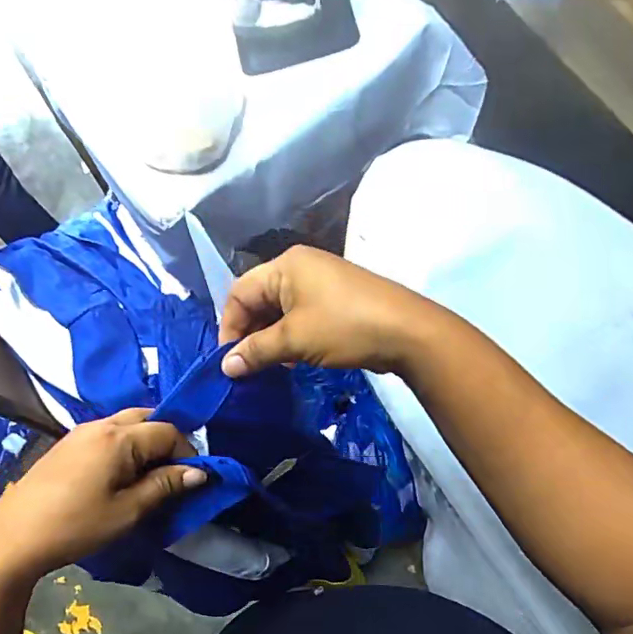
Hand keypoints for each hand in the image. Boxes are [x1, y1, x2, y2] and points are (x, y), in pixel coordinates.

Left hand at [0, 410, 205, 580]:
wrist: (14, 536)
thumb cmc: (76, 525)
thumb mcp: (128, 511)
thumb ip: (164, 486)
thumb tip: (199, 471)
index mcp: (119, 437)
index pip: (168, 431)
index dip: (187, 453)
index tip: (191, 482)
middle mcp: (100, 424)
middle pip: (147, 418)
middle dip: (167, 441)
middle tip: (172, 476)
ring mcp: (80, 432)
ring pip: (126, 424)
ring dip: (145, 443)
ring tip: (149, 478)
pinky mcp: (67, 444)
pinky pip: (108, 433)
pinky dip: (125, 446)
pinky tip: (122, 476)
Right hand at [218, 246, 447, 378]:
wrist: (407, 331)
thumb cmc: (344, 328)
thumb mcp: (294, 340)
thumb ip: (255, 352)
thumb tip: (226, 367)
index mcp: (285, 265)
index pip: (239, 292)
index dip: (229, 327)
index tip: (229, 361)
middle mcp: (300, 267)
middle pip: (258, 300)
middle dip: (249, 334)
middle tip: (246, 367)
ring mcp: (320, 282)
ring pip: (278, 311)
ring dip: (269, 339)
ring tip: (269, 367)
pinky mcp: (335, 300)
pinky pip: (299, 316)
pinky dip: (289, 337)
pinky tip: (292, 360)